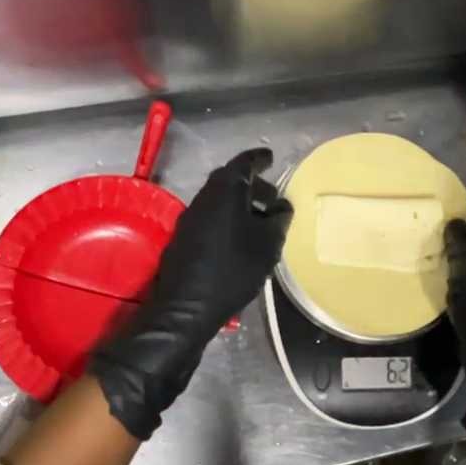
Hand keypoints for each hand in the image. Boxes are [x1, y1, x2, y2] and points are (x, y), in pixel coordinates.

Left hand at [91, 148, 293, 439]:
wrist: (186, 306)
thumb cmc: (233, 268)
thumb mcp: (268, 244)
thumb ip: (278, 219)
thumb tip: (281, 205)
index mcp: (225, 189)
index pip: (245, 162)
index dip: (260, 159)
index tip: (271, 158)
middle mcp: (204, 196)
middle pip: (230, 180)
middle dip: (253, 185)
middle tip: (273, 198)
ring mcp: (190, 217)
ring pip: (220, 201)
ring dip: (240, 205)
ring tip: (260, 223)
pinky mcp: (184, 238)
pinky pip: (211, 218)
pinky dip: (228, 220)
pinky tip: (240, 240)